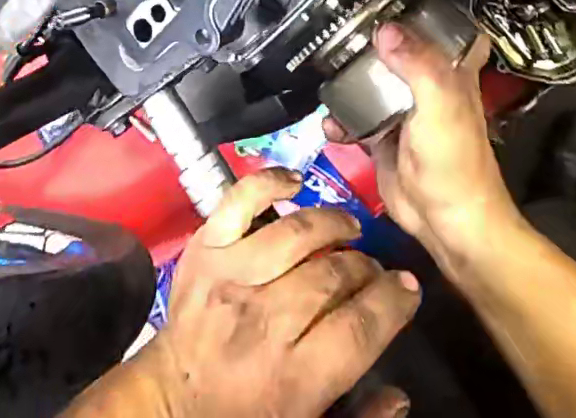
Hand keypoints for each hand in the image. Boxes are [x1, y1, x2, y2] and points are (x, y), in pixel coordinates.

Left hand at [101, 169, 418, 417]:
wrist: (167, 402)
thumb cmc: (242, 416)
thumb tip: (400, 393)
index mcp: (290, 379)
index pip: (359, 327)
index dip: (393, 302)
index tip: (408, 288)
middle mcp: (262, 321)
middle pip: (333, 275)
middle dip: (366, 267)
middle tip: (374, 270)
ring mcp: (231, 276)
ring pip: (299, 233)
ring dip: (334, 224)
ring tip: (350, 229)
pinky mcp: (207, 248)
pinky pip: (242, 200)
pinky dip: (271, 182)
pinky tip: (296, 182)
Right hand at [326, 24, 522, 265]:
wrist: (447, 222)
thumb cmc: (456, 163)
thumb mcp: (441, 104)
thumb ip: (418, 65)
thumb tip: (387, 31)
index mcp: (451, 74)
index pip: (447, 30)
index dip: (431, 11)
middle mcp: (428, 87)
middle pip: (402, 52)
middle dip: (376, 42)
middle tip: (347, 30)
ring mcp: (404, 113)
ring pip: (375, 83)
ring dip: (352, 78)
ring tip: (329, 71)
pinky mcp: (384, 140)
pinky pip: (357, 120)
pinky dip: (341, 118)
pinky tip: (331, 120)